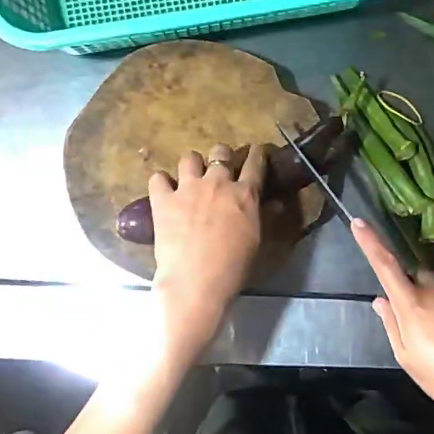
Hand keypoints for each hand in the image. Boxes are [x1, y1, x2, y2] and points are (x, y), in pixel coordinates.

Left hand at [147, 143, 266, 360]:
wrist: (196, 282)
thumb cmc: (233, 267)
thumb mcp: (255, 240)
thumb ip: (264, 216)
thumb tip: (276, 203)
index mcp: (244, 194)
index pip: (255, 163)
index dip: (257, 154)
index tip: (256, 151)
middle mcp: (217, 183)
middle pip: (220, 152)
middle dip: (221, 156)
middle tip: (219, 170)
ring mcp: (188, 188)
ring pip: (189, 158)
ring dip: (192, 166)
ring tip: (191, 178)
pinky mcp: (163, 200)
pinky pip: (158, 178)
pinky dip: (162, 183)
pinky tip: (165, 192)